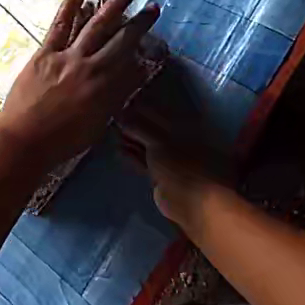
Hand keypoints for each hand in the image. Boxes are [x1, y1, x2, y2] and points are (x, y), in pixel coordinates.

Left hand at [0, 0, 158, 167]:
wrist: (24, 140)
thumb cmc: (61, 141)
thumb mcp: (96, 126)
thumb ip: (113, 102)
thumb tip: (127, 83)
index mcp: (107, 90)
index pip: (135, 67)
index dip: (149, 56)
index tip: (159, 46)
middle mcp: (92, 69)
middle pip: (122, 40)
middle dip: (140, 24)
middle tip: (154, 8)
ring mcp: (68, 58)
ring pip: (96, 26)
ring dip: (114, 6)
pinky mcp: (45, 54)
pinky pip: (59, 27)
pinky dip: (68, 9)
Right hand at [119, 99, 227, 229]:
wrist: (192, 202)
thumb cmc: (182, 164)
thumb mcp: (159, 141)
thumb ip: (140, 127)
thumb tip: (122, 114)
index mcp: (186, 127)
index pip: (160, 111)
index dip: (142, 107)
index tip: (123, 102)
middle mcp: (179, 140)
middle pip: (153, 128)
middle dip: (134, 122)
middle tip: (113, 116)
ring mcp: (171, 159)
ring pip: (147, 145)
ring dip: (131, 139)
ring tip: (112, 130)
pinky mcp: (161, 177)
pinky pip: (144, 162)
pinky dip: (132, 156)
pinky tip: (118, 149)